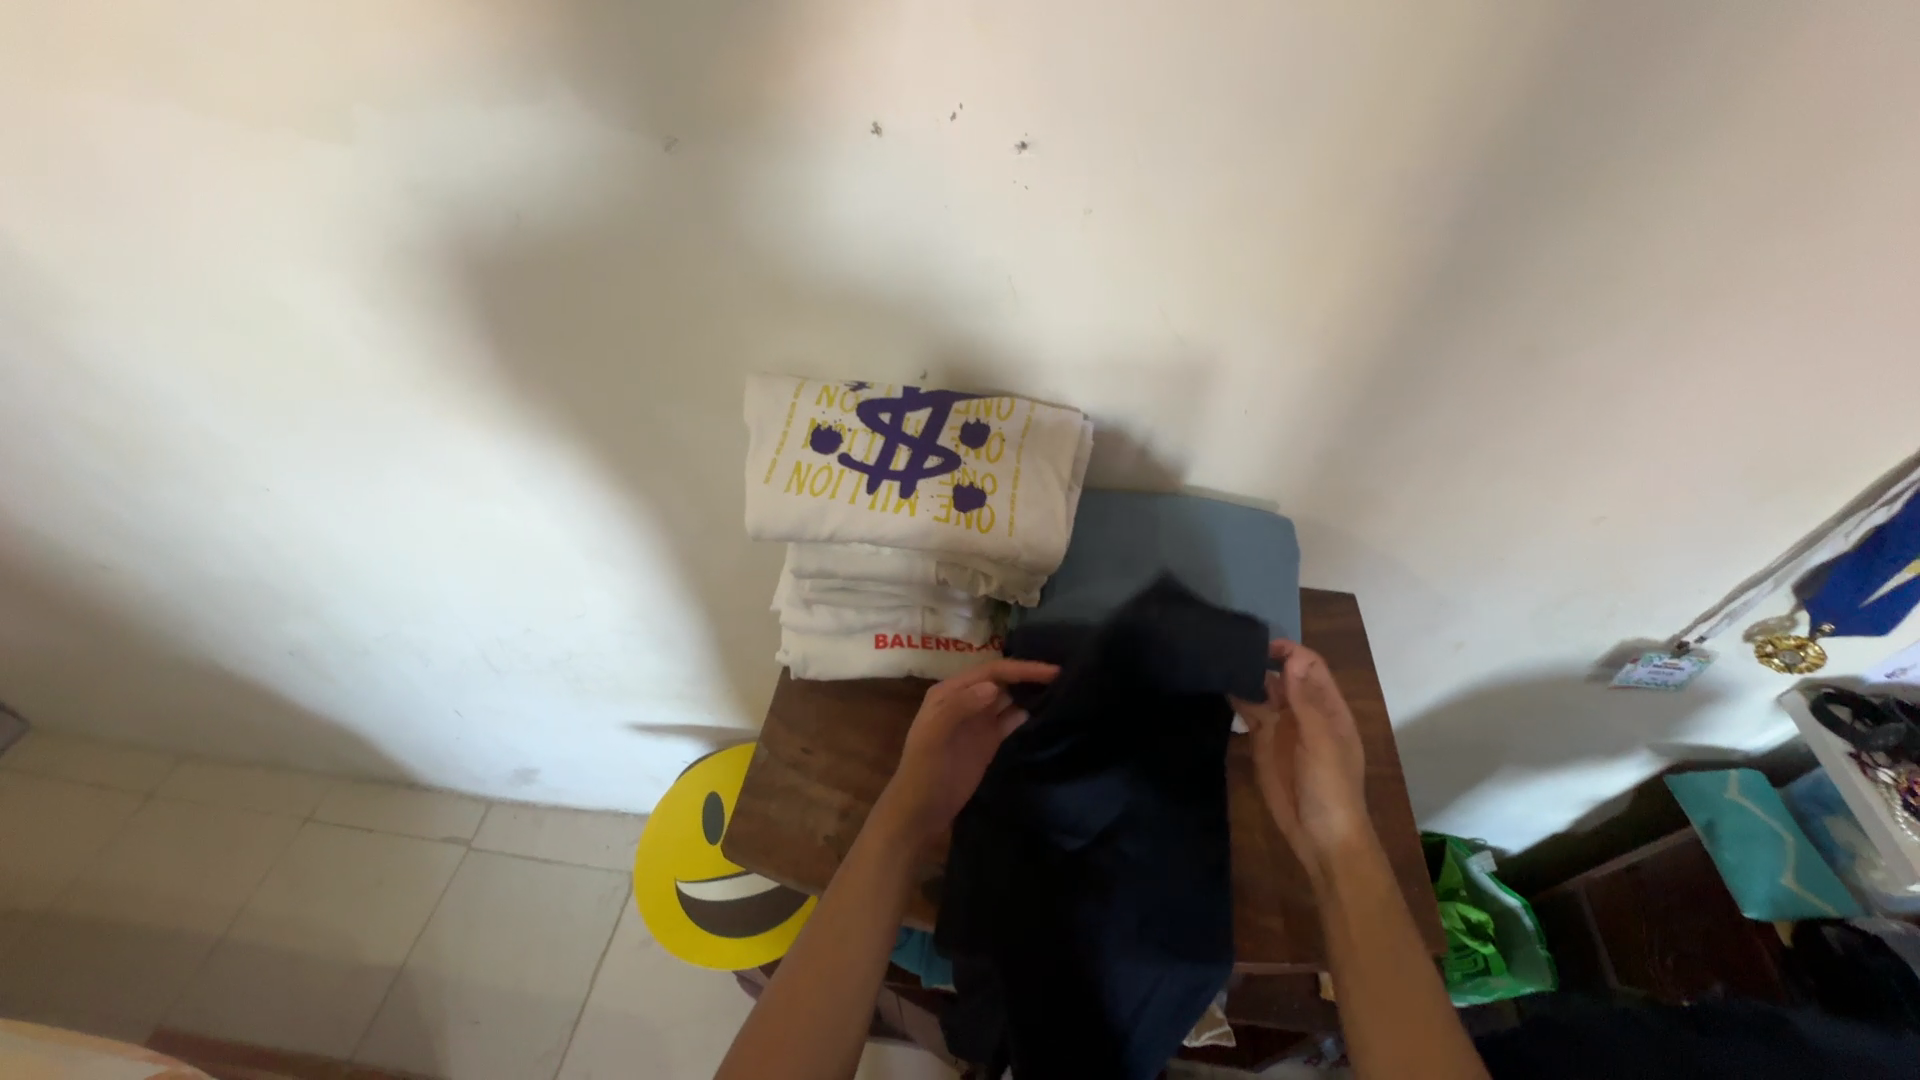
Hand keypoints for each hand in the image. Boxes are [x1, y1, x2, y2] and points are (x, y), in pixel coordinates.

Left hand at [875, 658, 1059, 844]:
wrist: (921, 811)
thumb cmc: (923, 771)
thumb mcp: (934, 737)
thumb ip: (959, 707)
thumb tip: (994, 686)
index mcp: (949, 692)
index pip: (990, 671)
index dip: (1020, 669)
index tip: (1052, 670)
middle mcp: (965, 700)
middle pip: (1002, 680)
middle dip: (1028, 675)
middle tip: (1063, 676)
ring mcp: (978, 720)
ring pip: (1008, 697)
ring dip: (1029, 691)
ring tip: (1061, 688)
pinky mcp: (988, 740)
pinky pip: (1010, 719)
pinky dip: (1026, 712)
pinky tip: (1045, 710)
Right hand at [1230, 640, 1370, 879]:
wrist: (1320, 836)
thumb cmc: (1330, 788)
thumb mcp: (1321, 743)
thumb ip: (1305, 702)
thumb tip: (1293, 659)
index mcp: (1328, 708)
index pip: (1310, 666)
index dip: (1290, 652)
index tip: (1260, 645)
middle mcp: (1305, 711)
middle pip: (1284, 675)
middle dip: (1263, 660)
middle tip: (1231, 650)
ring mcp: (1282, 726)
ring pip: (1264, 691)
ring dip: (1247, 678)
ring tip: (1220, 663)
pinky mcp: (1262, 741)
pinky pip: (1249, 712)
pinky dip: (1236, 699)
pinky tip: (1219, 687)